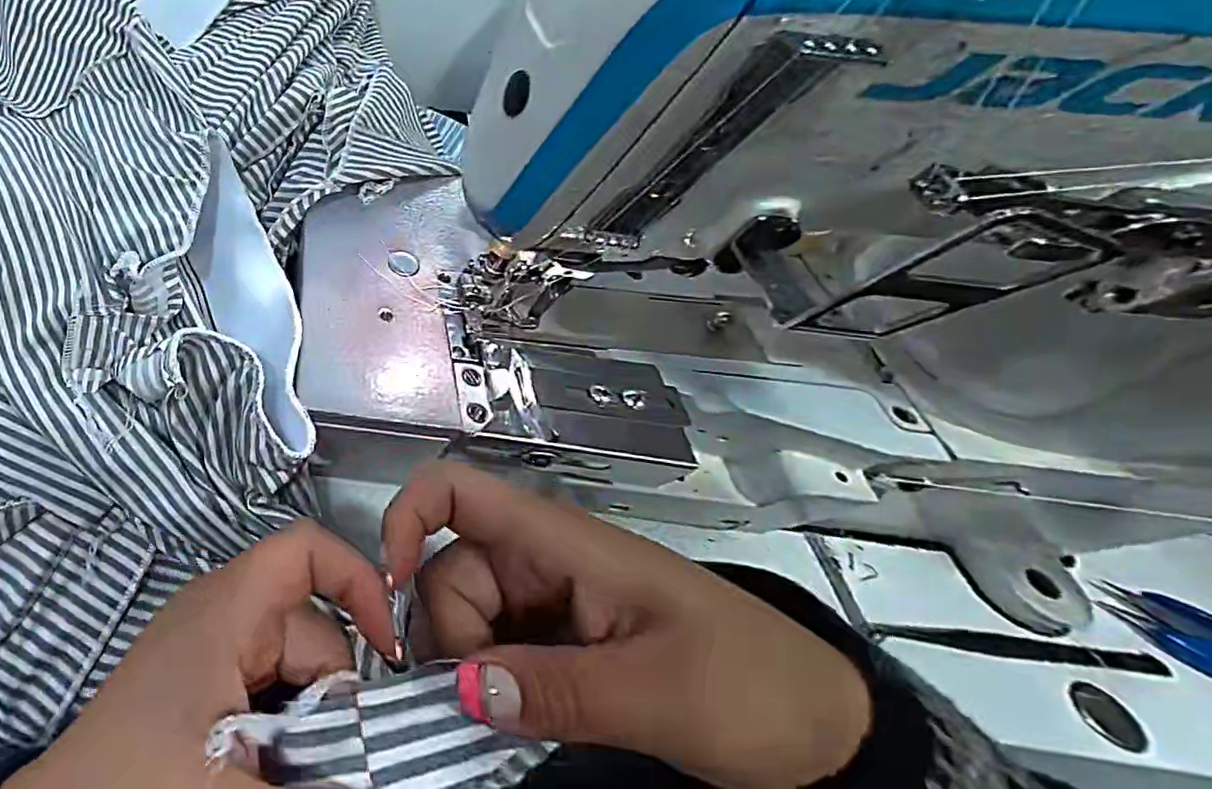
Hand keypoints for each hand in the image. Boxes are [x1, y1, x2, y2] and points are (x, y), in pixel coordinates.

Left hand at [9, 518, 396, 787]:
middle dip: (331, 692)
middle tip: (316, 754)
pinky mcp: (202, 677)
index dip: (357, 578)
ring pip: (293, 665)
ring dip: (307, 717)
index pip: (306, 550)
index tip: (389, 647)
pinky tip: (267, 762)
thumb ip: (323, 772)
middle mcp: (222, 611)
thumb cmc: (138, 779)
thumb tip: (390, 766)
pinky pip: (266, 683)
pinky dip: (282, 721)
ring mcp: (210, 643)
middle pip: (312, 626)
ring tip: (282, 764)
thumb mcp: (238, 780)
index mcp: (229, 607)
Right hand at [383, 462, 870, 788]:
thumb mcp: (660, 693)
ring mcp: (545, 598)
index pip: (455, 488)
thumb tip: (462, 689)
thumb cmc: (752, 682)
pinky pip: (495, 648)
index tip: (391, 586)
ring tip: (521, 713)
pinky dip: (492, 682)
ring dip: (470, 666)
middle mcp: (538, 558)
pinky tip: (522, 715)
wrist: (820, 723)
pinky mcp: (553, 636)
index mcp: (557, 538)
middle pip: (448, 570)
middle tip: (489, 699)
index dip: (406, 518)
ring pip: (466, 616)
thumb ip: (558, 691)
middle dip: (450, 633)